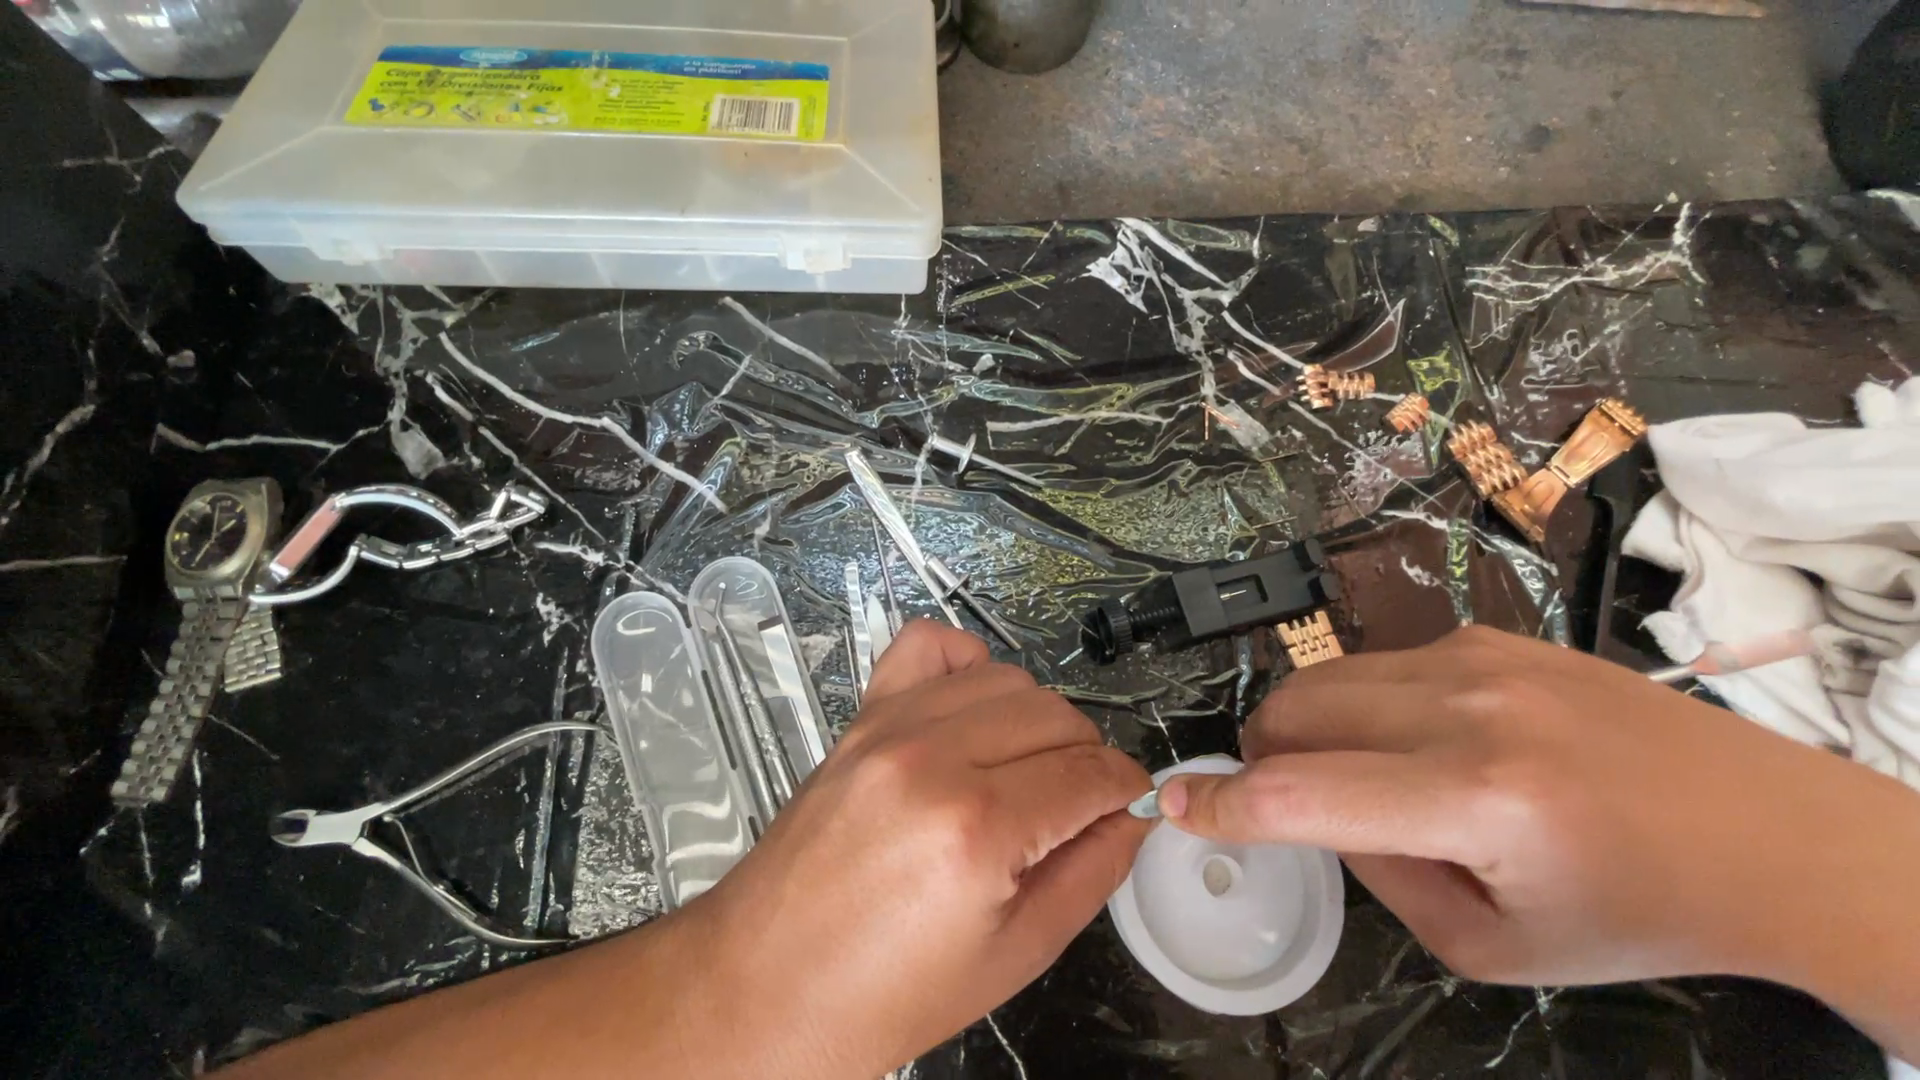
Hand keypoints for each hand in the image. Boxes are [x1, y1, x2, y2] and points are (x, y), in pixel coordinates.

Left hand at [682, 620, 1152, 1078]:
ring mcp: (889, 727)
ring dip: (1035, 719)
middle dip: (1087, 758)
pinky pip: (925, 646)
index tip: (1128, 804)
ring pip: (1005, 679)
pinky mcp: (861, 718)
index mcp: (977, 828)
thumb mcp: (1015, 955)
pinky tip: (973, 708)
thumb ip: (1092, 872)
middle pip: (1056, 716)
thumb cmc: (886, 992)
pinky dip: (964, 663)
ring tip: (1024, 770)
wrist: (768, 982)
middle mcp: (933, 758)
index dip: (1126, 788)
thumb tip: (1131, 814)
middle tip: (1078, 804)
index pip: (1091, 772)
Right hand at [1158, 627, 1919, 1053]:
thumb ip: (1381, 879)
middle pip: (1295, 710)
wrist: (1773, 834)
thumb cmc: (1635, 913)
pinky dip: (1364, 703)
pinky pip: (1382, 663)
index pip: (1302, 796)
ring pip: (1329, 676)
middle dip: (1262, 754)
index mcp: (1478, 803)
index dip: (1222, 803)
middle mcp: (1471, 710)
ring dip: (1307, 724)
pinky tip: (1420, 738)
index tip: (1174, 802)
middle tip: (1284, 793)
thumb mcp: (1492, 947)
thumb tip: (1320, 812)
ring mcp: (1482, 658)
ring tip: (1353, 769)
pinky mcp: (1494, 635)